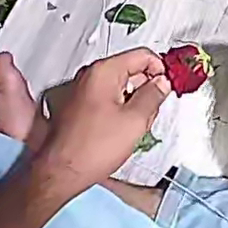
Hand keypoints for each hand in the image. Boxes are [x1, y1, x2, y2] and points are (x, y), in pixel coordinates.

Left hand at [31, 48, 170, 196]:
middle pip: (131, 70)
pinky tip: (120, 131)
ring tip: (132, 127)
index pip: (143, 55)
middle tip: (149, 112)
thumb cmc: (91, 149)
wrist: (61, 172)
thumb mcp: (136, 120)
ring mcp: (82, 90)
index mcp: (104, 72)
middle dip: (146, 89)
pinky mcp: (79, 105)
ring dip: (133, 102)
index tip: (166, 86)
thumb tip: (162, 83)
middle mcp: (90, 76)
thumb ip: (154, 95)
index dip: (160, 70)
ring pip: (121, 86)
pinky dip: (119, 110)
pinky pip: (108, 98)